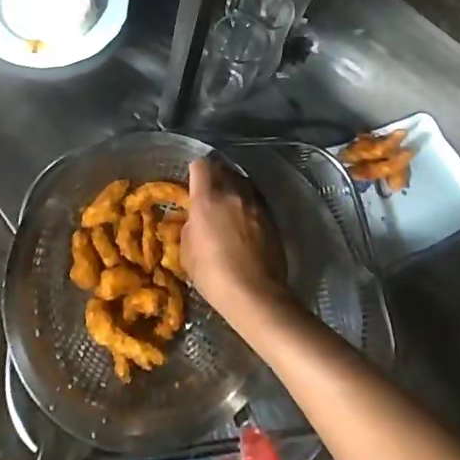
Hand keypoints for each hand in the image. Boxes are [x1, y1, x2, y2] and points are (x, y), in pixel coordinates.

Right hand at [183, 158, 286, 315]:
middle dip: (216, 178)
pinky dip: (248, 207)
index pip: (201, 165)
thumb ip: (190, 227)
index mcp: (208, 199)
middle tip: (210, 196)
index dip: (196, 170)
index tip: (194, 182)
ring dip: (234, 191)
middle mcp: (233, 193)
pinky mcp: (271, 217)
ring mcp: (255, 203)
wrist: (255, 294)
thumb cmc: (214, 276)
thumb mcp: (188, 254)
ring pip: (242, 184)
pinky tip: (246, 226)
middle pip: (224, 170)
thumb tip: (195, 219)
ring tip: (229, 209)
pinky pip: (255, 201)